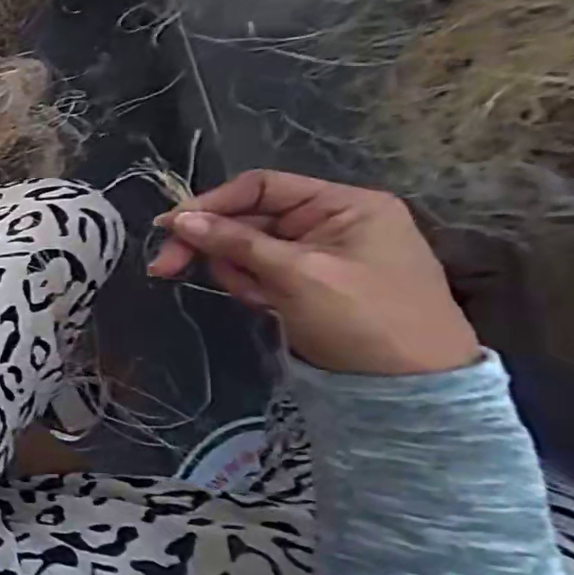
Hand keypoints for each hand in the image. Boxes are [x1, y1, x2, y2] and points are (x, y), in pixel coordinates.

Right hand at [146, 169, 479, 375]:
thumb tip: (178, 218)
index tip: (168, 227)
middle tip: (164, 268)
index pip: (260, 187)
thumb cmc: (364, 318)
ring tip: (256, 299)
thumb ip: (235, 242)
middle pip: (247, 218)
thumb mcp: (296, 275)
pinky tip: (265, 305)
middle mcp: (330, 221)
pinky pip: (259, 271)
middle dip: (212, 244)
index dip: (210, 204)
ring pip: (246, 247)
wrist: (409, 387)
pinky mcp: (306, 281)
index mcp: (344, 205)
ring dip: (236, 272)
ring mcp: (318, 252)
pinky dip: (251, 286)